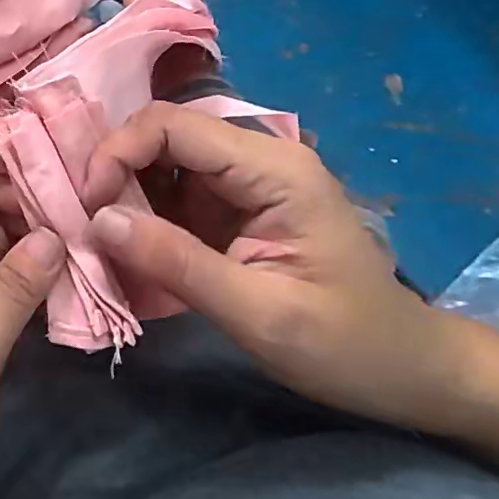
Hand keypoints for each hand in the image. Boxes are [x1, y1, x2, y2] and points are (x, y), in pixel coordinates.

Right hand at [83, 103, 468, 432]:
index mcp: (273, 168)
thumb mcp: (262, 315)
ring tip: (99, 233)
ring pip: (157, 158)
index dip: (118, 152)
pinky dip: (137, 209)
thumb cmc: (350, 347)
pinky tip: (127, 241)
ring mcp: (241, 177)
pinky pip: (167, 186)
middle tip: (87, 219)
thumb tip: (98, 220)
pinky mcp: (228, 201)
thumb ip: (177, 263)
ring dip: (121, 189)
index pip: (170, 125)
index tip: (91, 204)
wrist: (412, 373)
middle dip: (113, 169)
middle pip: (159, 133)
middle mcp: (254, 156)